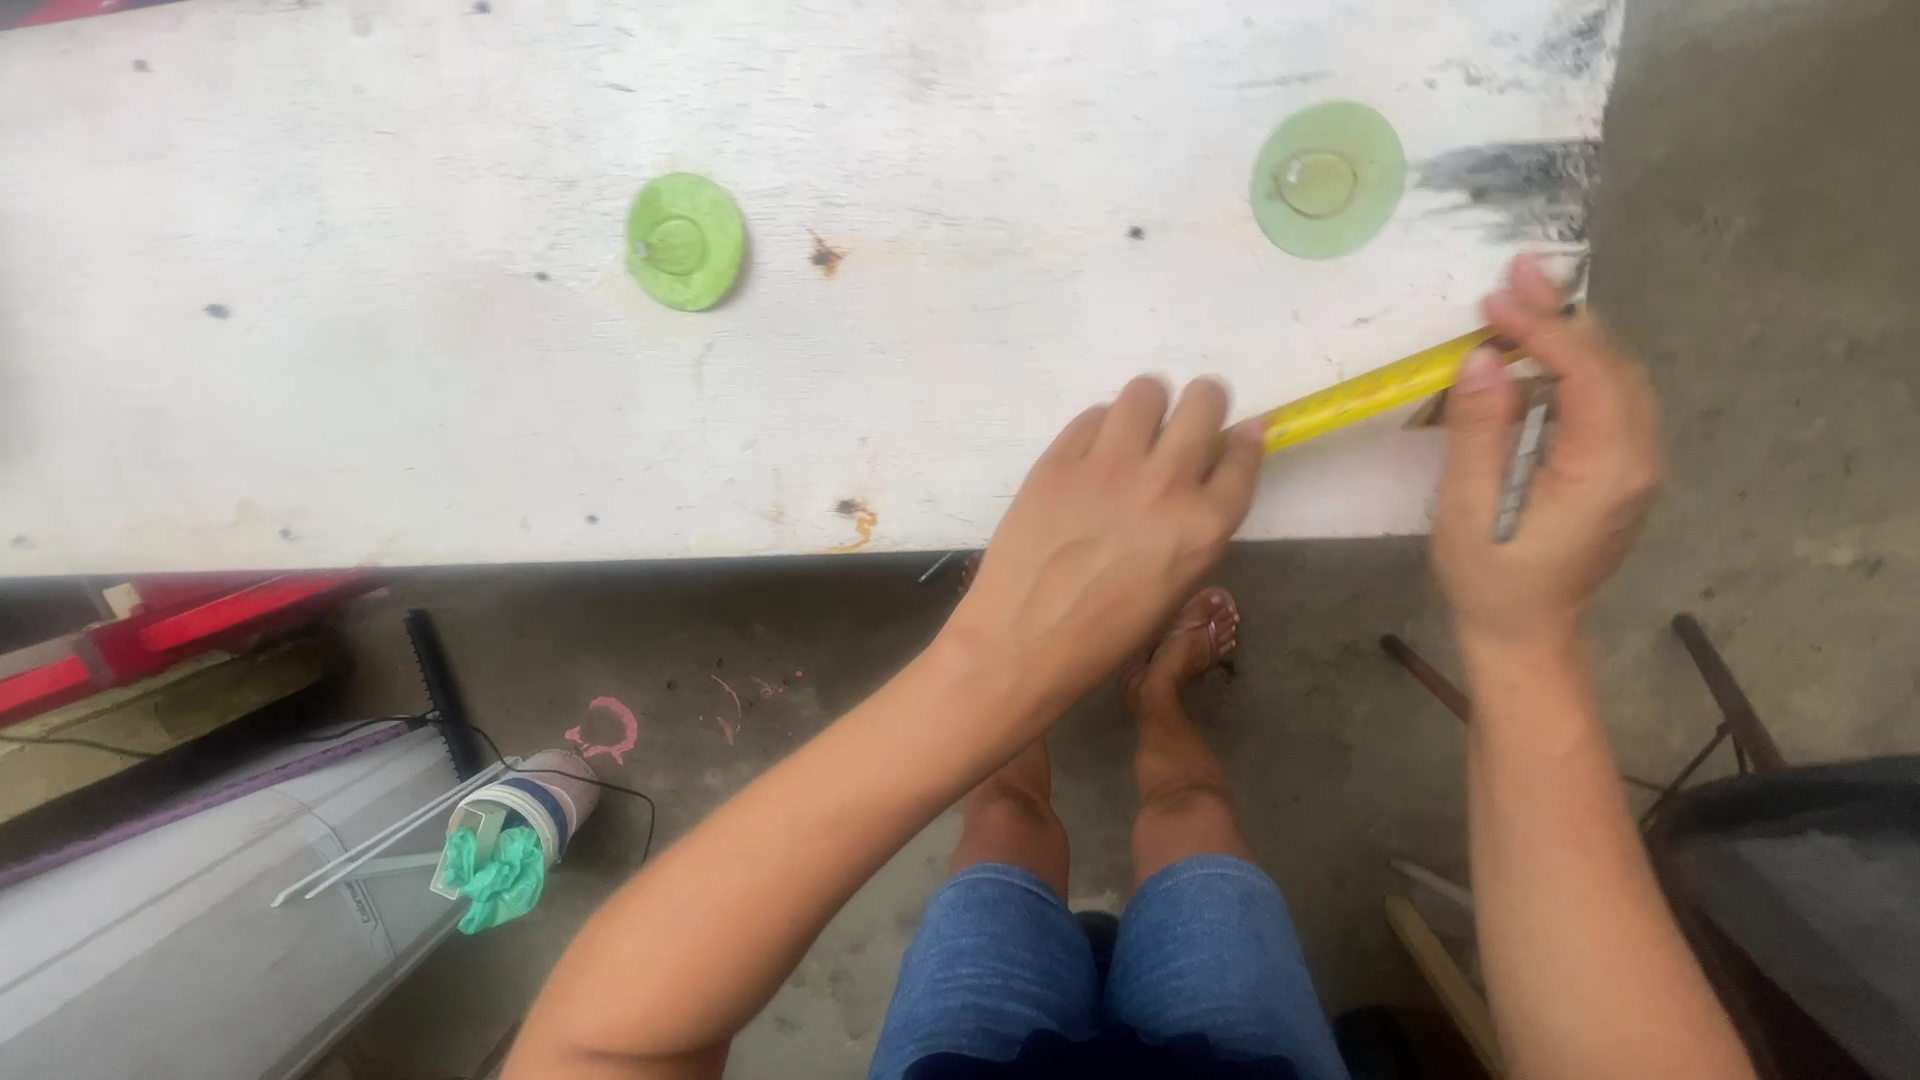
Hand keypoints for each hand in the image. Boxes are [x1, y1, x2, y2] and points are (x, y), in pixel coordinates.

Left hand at [946, 377, 1264, 708]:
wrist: (1022, 643)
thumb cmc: (1104, 634)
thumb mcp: (1174, 586)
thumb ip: (1195, 527)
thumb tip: (1201, 481)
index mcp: (1205, 525)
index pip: (1244, 451)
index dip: (1242, 440)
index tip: (1233, 436)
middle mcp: (1165, 483)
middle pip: (1204, 399)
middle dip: (1200, 406)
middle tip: (1179, 428)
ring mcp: (1108, 466)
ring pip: (1145, 390)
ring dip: (1147, 408)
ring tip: (1131, 437)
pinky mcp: (1058, 460)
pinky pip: (1092, 415)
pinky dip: (1098, 429)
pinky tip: (1089, 461)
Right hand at [1433, 256, 1661, 653]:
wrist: (1525, 632)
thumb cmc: (1488, 578)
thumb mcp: (1466, 509)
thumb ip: (1478, 433)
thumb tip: (1484, 360)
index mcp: (1605, 469)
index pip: (1586, 375)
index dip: (1544, 328)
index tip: (1498, 296)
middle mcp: (1638, 458)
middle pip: (1613, 366)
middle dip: (1565, 316)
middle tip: (1516, 275)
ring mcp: (1635, 464)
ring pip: (1616, 378)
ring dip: (1571, 336)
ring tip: (1524, 302)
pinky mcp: (1619, 469)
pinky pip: (1607, 401)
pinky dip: (1574, 367)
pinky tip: (1538, 355)